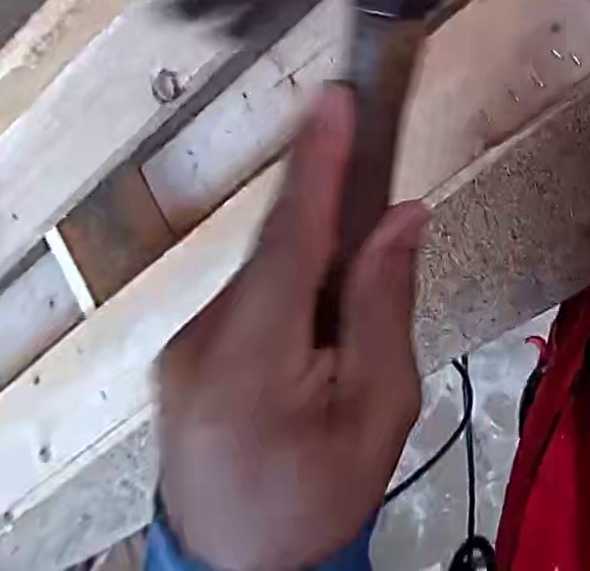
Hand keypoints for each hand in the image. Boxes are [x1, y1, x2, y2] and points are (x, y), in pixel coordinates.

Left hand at [156, 87, 427, 570]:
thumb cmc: (327, 490)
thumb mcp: (384, 402)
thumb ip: (386, 301)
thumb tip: (405, 215)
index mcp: (251, 365)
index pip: (291, 241)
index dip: (317, 164)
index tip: (335, 99)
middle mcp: (201, 343)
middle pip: (281, 244)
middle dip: (331, 197)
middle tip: (378, 165)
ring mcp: (185, 346)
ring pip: (270, 261)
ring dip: (322, 241)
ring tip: (363, 264)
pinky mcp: (190, 348)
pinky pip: (258, 284)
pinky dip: (302, 269)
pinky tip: (331, 303)